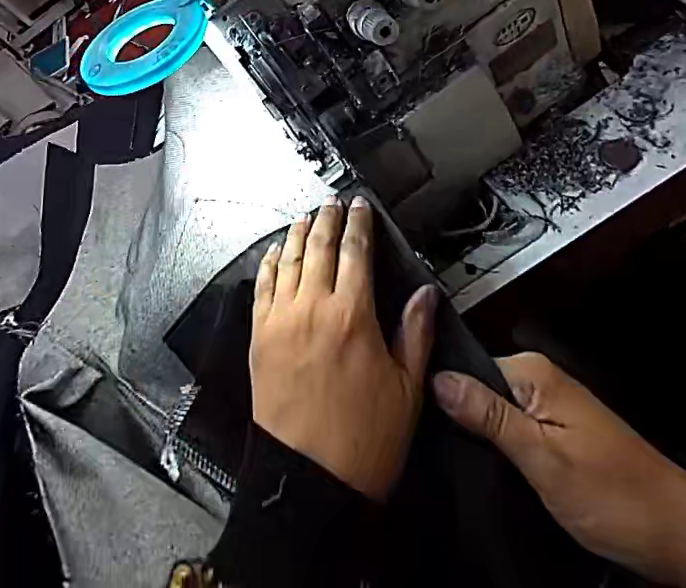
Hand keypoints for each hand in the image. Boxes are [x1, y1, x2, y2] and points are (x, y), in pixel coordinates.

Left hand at [251, 195, 436, 500]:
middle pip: (319, 246)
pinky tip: (275, 253)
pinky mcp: (260, 337)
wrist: (308, 480)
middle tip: (334, 204)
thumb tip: (424, 295)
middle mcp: (312, 309)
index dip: (359, 223)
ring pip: (288, 260)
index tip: (360, 208)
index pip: (355, 251)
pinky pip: (262, 287)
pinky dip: (269, 263)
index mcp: (352, 316)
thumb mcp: (406, 388)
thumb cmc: (360, 442)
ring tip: (307, 218)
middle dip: (328, 218)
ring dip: (299, 234)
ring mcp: (281, 321)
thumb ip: (416, 332)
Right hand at [433, 354, 685, 587]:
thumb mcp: (542, 458)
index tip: (427, 421)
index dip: (446, 396)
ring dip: (481, 436)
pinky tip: (492, 466)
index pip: (467, 368)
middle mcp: (540, 379)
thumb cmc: (612, 495)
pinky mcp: (555, 431)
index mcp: (533, 372)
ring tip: (465, 460)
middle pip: (478, 389)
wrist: (677, 536)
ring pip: (493, 413)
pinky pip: (512, 429)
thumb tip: (438, 378)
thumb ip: (488, 415)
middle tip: (447, 450)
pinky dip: (501, 448)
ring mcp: (550, 406)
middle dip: (463, 418)